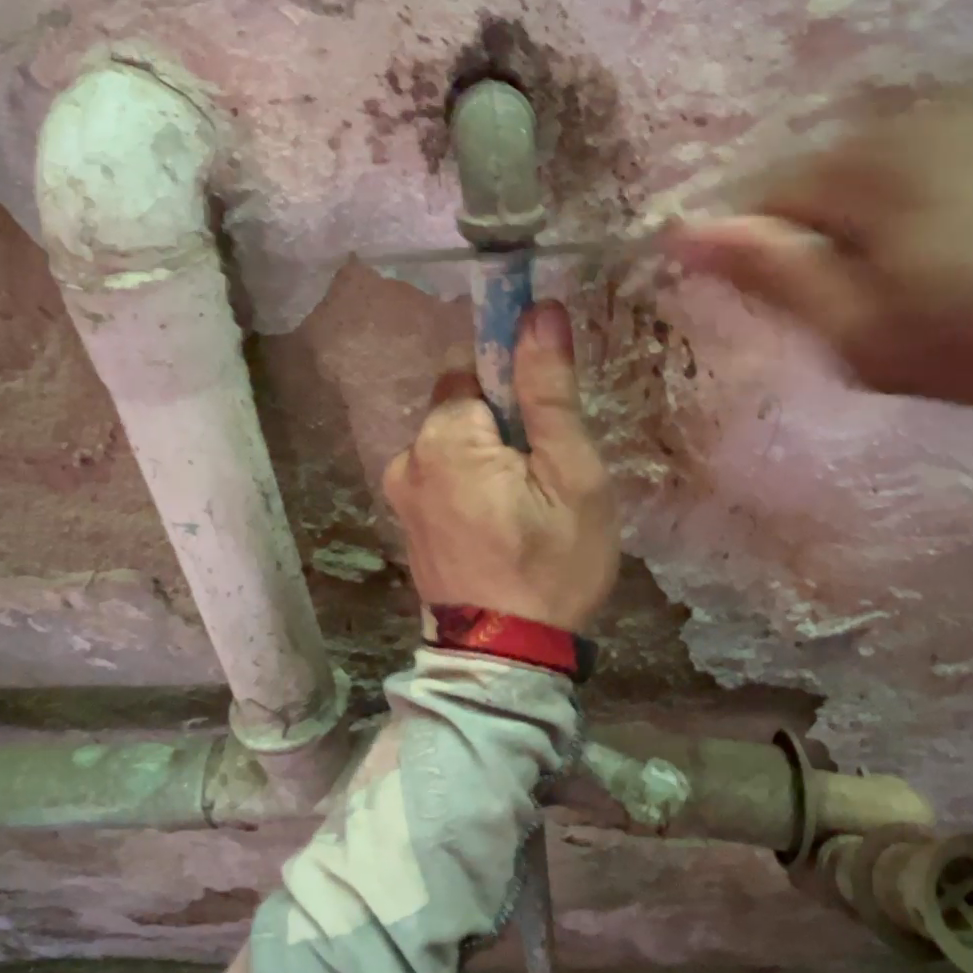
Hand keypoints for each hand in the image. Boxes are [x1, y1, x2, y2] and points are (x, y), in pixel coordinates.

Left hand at [383, 302, 619, 632]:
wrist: (507, 661)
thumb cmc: (551, 567)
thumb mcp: (571, 478)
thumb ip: (549, 394)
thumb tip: (540, 311)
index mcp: (443, 438)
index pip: (475, 367)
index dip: (516, 383)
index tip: (545, 421)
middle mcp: (407, 456)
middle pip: (463, 405)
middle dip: (504, 425)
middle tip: (546, 476)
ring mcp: (400, 492)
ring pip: (455, 442)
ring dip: (490, 457)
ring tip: (527, 507)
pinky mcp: (406, 520)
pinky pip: (443, 475)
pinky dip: (472, 484)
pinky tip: (501, 524)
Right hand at [664, 94, 972, 410]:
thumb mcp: (860, 330)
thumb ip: (773, 275)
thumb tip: (683, 233)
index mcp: (862, 166)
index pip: (765, 197)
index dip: (761, 253)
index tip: (793, 306)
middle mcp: (911, 115)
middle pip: (821, 177)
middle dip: (822, 235)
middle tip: (862, 305)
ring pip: (877, 167)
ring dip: (873, 217)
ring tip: (919, 277)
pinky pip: (935, 156)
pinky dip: (926, 198)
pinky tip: (967, 243)